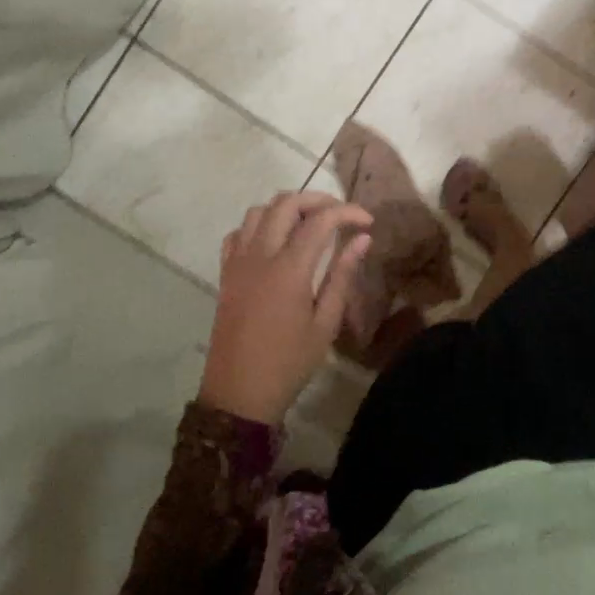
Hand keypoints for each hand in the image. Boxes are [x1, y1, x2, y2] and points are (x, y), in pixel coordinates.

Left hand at [198, 192, 372, 424]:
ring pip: (259, 211)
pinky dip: (260, 226)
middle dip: (318, 200)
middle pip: (286, 204)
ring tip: (309, 223)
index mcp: (289, 269)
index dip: (347, 212)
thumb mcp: (325, 323)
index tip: (368, 221)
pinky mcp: (226, 274)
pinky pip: (239, 233)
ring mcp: (238, 263)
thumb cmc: (289, 363)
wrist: (238, 394)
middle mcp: (260, 256)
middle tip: (341, 215)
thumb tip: (362, 239)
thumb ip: (342, 276)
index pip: (320, 220)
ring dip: (286, 208)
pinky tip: (276, 242)